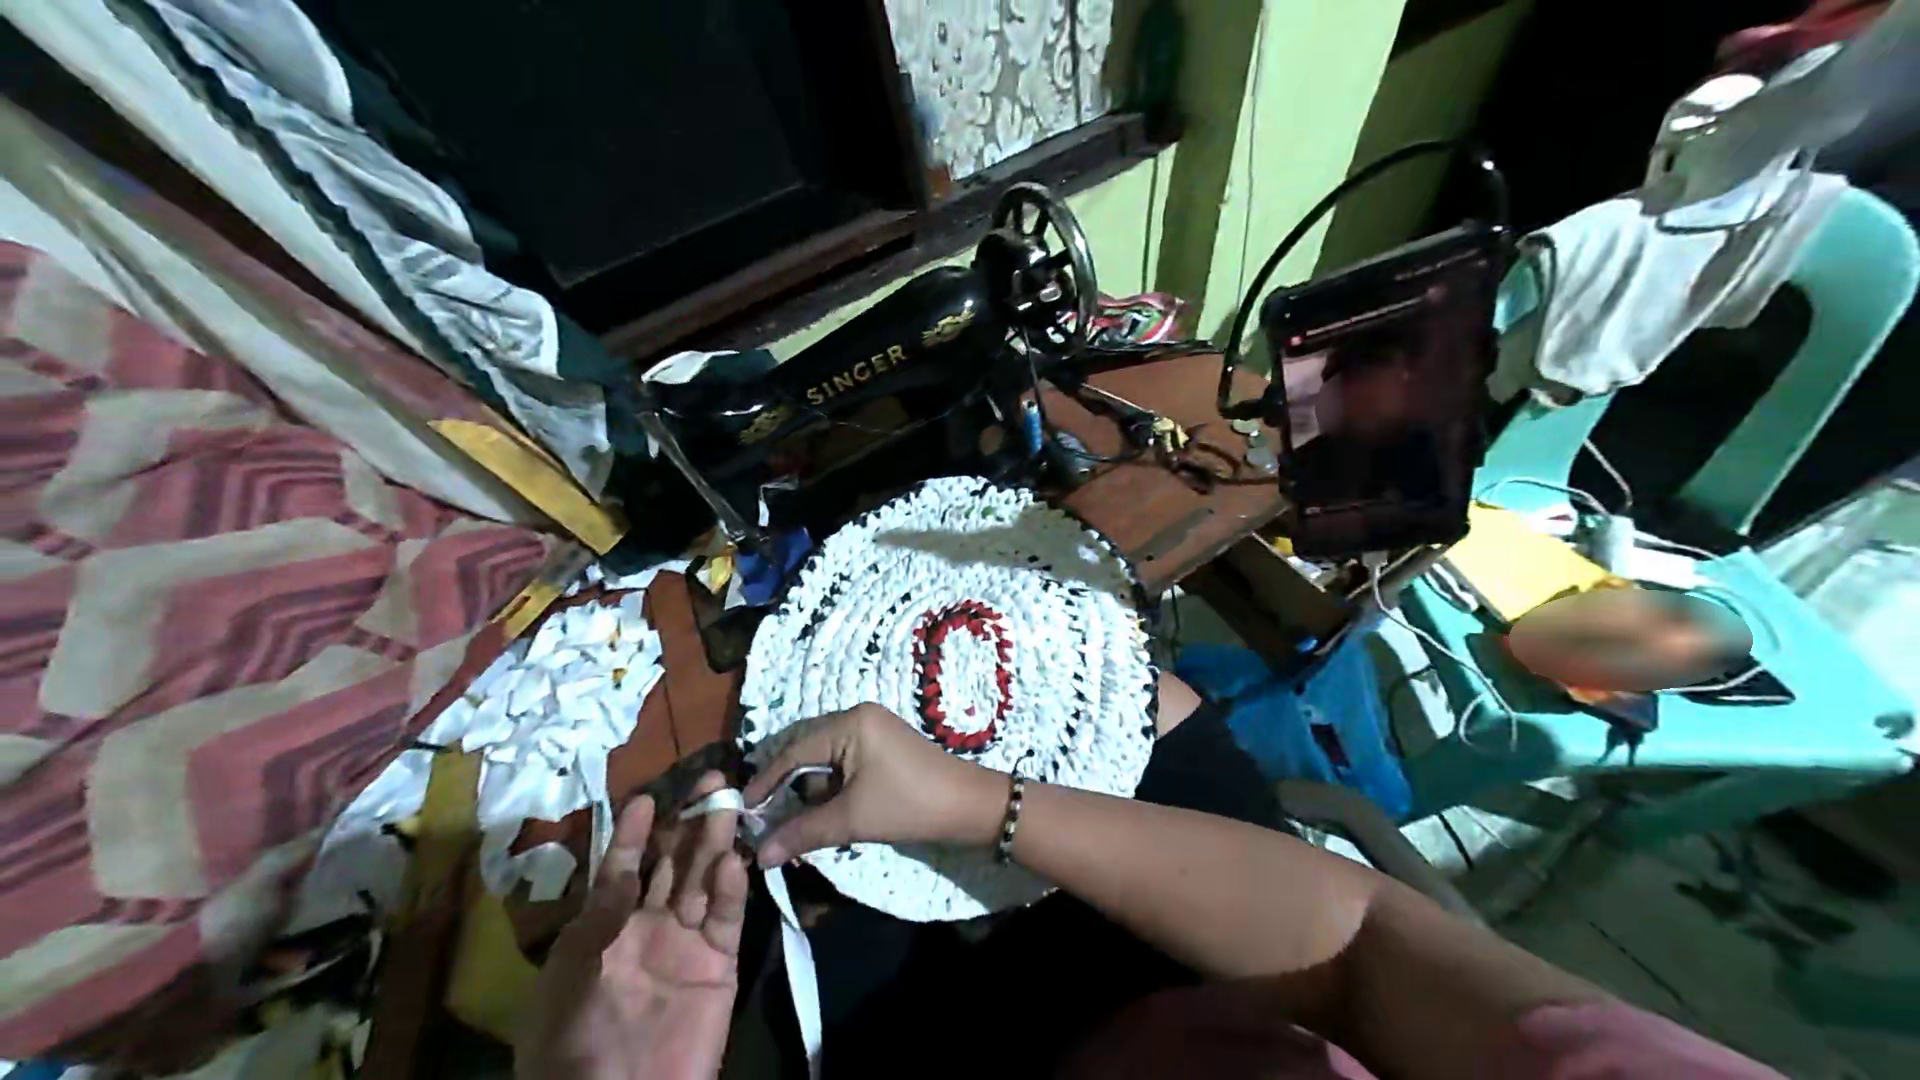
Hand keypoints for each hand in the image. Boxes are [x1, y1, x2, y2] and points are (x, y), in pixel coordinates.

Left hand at [517, 773, 749, 1079]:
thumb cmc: (576, 1039)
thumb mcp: (572, 972)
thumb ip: (603, 913)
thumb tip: (623, 865)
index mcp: (606, 928)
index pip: (623, 867)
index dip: (635, 833)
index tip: (648, 797)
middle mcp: (650, 926)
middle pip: (674, 863)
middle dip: (689, 822)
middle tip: (712, 781)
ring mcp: (687, 942)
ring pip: (704, 879)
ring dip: (715, 841)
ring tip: (728, 803)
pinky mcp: (719, 962)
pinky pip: (726, 917)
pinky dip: (731, 889)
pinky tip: (732, 861)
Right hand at [742, 703, 1008, 866]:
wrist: (967, 806)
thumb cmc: (908, 805)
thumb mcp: (851, 819)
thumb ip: (803, 832)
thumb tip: (760, 854)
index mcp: (850, 723)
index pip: (795, 751)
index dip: (766, 782)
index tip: (742, 809)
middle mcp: (859, 716)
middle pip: (808, 754)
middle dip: (792, 792)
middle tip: (772, 824)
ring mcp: (874, 729)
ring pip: (826, 762)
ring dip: (815, 795)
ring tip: (810, 828)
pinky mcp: (883, 745)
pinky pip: (846, 763)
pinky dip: (835, 789)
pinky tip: (835, 814)